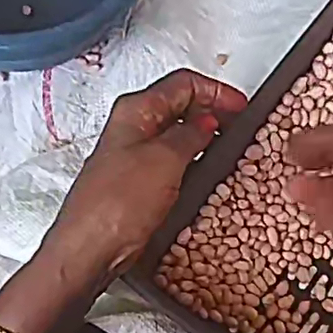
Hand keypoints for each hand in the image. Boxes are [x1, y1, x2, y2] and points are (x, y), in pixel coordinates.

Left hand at [42, 69, 246, 283]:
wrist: (91, 247)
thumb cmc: (117, 203)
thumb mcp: (165, 159)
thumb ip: (190, 135)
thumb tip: (207, 122)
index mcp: (136, 111)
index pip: (183, 85)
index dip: (216, 92)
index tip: (241, 108)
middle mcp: (133, 130)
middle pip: (180, 107)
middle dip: (212, 112)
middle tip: (240, 127)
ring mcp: (135, 158)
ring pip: (176, 137)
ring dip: (204, 140)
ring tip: (230, 151)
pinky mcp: (139, 186)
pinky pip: (172, 166)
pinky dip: (192, 164)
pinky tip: (207, 176)